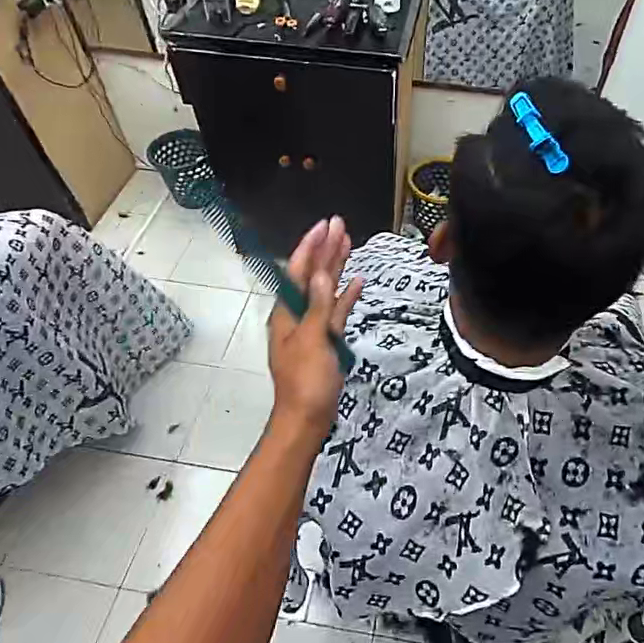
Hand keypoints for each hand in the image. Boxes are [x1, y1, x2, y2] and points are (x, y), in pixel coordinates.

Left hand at [265, 217, 363, 431]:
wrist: (307, 418)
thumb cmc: (306, 381)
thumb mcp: (311, 341)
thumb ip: (317, 306)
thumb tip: (319, 273)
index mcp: (287, 313)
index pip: (298, 271)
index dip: (311, 246)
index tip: (325, 225)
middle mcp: (298, 315)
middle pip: (311, 275)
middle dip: (324, 250)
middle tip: (339, 224)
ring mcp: (313, 328)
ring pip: (325, 289)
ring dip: (335, 267)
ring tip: (348, 242)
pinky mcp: (327, 341)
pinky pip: (336, 311)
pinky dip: (345, 295)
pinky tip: (356, 282)